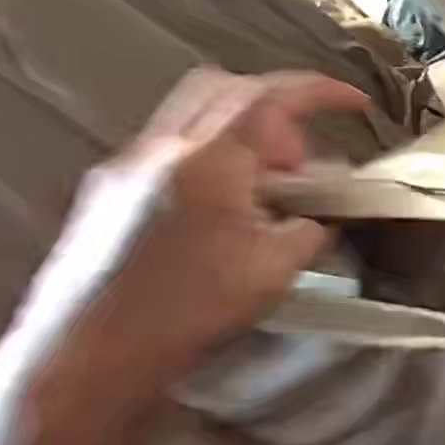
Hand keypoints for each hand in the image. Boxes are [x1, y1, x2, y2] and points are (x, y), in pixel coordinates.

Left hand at [0, 68, 368, 420]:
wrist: (89, 358)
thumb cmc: (184, 314)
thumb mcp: (273, 271)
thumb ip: (309, 231)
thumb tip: (319, 219)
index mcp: (208, 162)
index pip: (271, 97)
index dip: (321, 91)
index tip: (354, 103)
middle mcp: (162, 148)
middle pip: (228, 87)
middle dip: (277, 108)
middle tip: (297, 156)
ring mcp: (127, 165)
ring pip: (195, 112)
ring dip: (241, 131)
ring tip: (261, 187)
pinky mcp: (107, 190)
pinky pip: (171, 145)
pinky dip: (210, 155)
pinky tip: (220, 208)